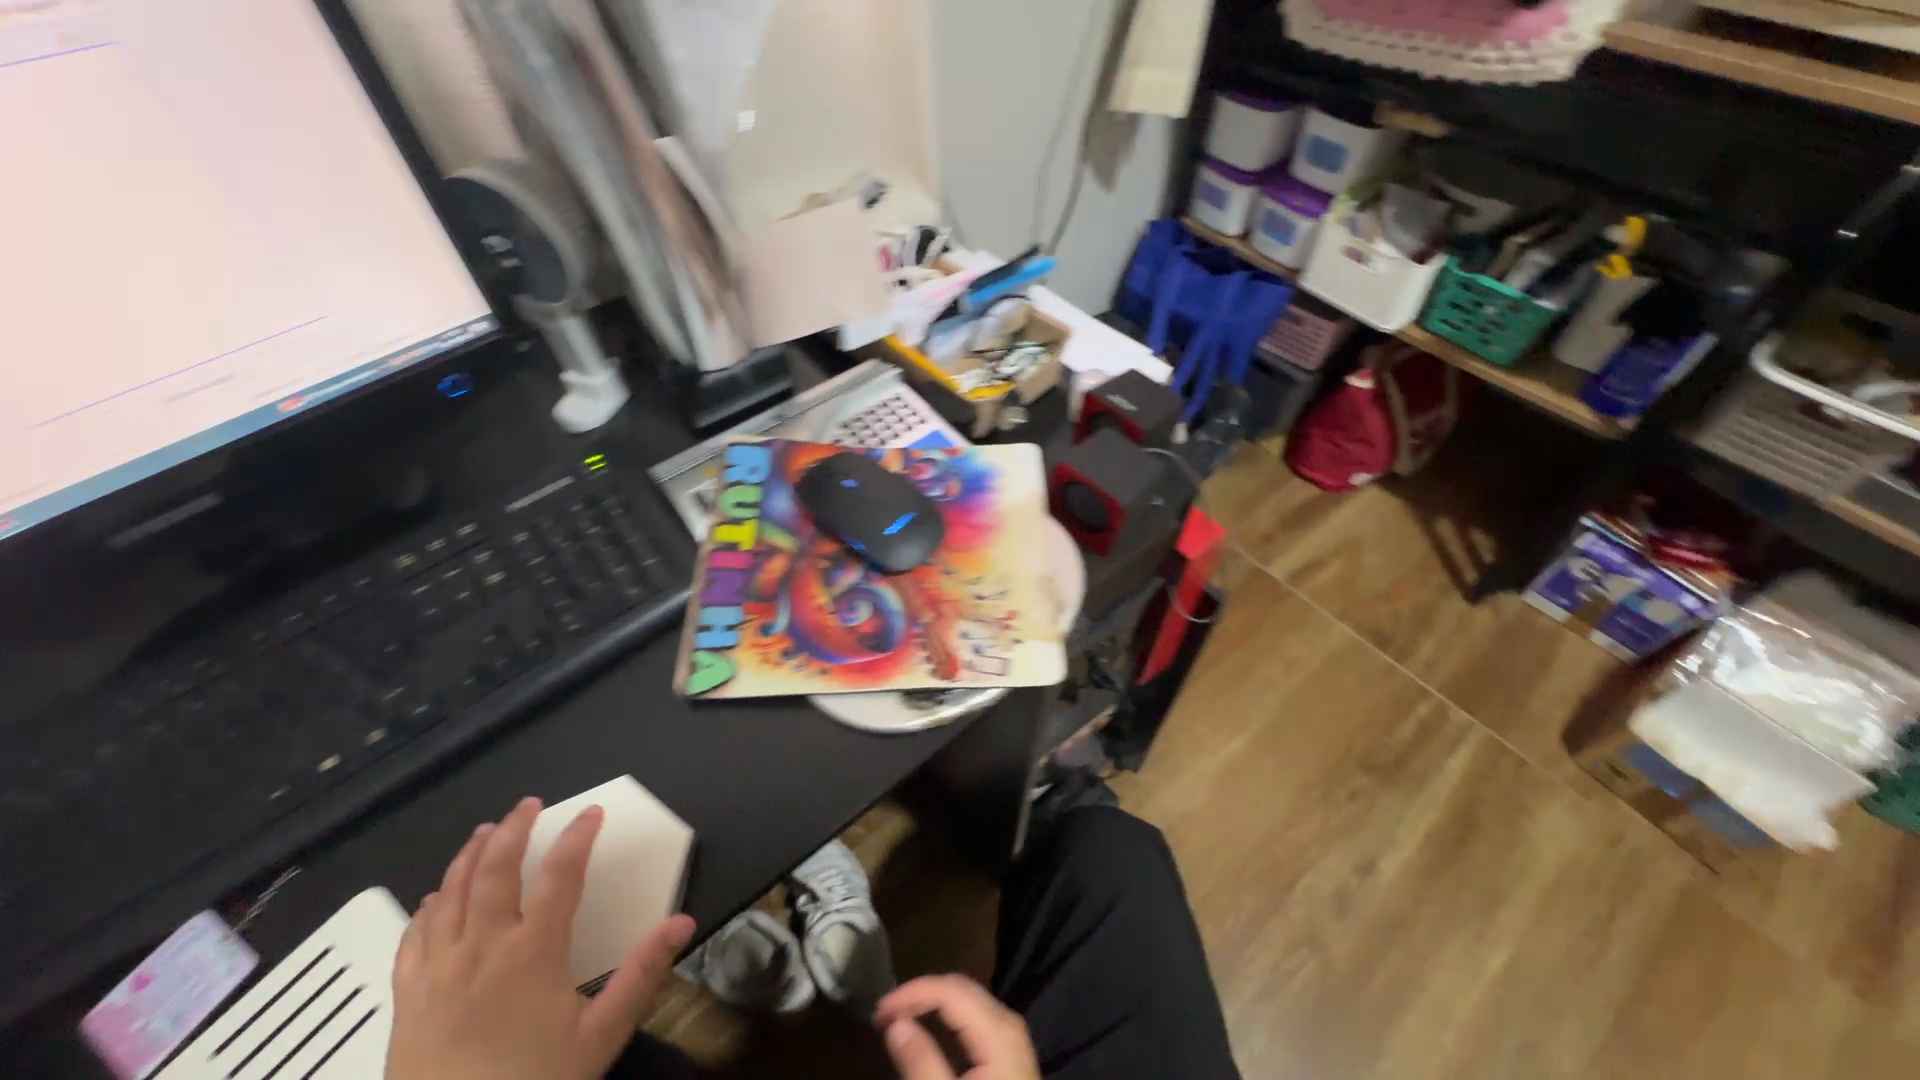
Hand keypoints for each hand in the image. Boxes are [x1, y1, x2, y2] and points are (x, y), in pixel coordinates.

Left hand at [386, 797, 695, 1079]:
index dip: (577, 837)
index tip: (590, 813)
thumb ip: (642, 975)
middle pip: (495, 869)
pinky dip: (428, 905)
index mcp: (533, 951)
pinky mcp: (408, 995)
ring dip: (469, 855)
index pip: (560, 875)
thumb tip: (682, 922)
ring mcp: (438, 968)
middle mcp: (483, 946)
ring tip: (484, 832)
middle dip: (513, 829)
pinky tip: (435, 898)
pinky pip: (414, 935)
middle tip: (529, 805)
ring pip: (450, 892)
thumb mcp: (601, 1035)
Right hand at [874, 975, 1041, 1079]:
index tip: (879, 1013)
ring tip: (902, 1017)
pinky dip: (950, 1013)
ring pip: (970, 998)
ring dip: (934, 1001)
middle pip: (961, 988)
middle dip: (921, 994)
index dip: (912, 994)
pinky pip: (977, 1014)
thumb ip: (921, 1063)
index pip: (950, 991)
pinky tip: (933, 1027)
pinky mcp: (1011, 1050)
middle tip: (886, 1014)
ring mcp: (1013, 1037)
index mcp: (998, 1034)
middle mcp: (1009, 1025)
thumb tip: (895, 1024)